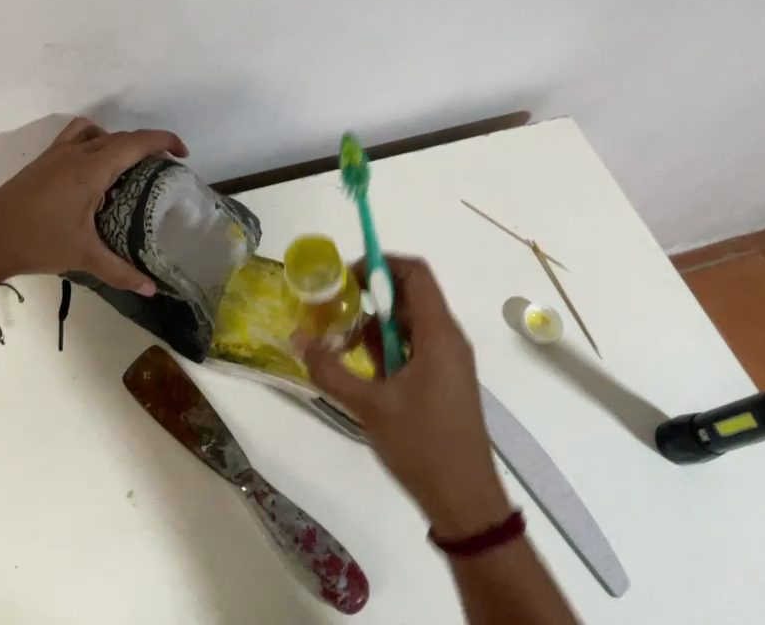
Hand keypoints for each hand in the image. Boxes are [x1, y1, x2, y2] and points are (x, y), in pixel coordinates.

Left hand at [0, 117, 186, 293]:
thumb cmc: (37, 243)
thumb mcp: (83, 257)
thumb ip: (120, 272)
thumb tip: (151, 289)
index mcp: (91, 169)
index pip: (136, 142)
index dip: (164, 141)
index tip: (182, 153)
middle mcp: (75, 154)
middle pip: (119, 136)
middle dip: (145, 146)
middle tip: (161, 169)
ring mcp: (54, 155)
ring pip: (94, 132)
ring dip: (115, 140)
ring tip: (125, 166)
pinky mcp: (41, 163)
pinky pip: (74, 139)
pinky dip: (91, 144)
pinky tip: (91, 176)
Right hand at [301, 256, 511, 537]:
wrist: (465, 500)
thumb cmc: (423, 445)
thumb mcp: (369, 406)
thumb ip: (330, 370)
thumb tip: (298, 340)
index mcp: (438, 334)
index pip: (414, 273)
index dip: (379, 264)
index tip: (345, 278)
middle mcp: (447, 339)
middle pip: (408, 295)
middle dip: (368, 296)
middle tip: (332, 311)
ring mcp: (446, 361)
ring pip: (407, 322)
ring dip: (373, 325)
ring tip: (339, 344)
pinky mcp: (442, 381)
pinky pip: (411, 347)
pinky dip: (384, 348)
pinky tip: (360, 371)